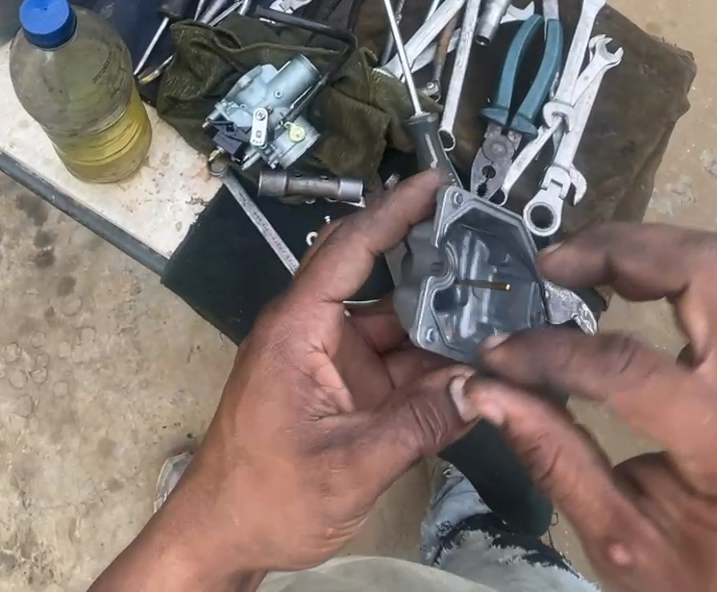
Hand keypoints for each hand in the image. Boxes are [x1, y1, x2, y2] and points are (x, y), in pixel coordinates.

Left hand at [92, 172, 476, 589]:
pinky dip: (430, 357)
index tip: (432, 182)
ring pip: (390, 317)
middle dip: (416, 243)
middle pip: (368, 269)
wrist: (222, 534)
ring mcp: (330, 357)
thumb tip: (482, 389)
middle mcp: (313, 328)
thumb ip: (418, 427)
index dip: (392, 211)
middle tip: (473, 224)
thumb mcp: (347, 467)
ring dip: (435, 311)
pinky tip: (471, 355)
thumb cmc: (265, 495)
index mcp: (298, 327)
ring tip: (493, 295)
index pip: (349, 250)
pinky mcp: (343, 385)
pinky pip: (392, 358)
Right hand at [461, 223, 716, 591]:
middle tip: (551, 268)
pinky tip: (617, 292)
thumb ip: (553, 458)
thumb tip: (481, 389)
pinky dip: (663, 271)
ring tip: (578, 268)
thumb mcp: (624, 549)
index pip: (635, 369)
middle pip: (709, 269)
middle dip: (618, 250)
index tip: (498, 355)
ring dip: (643, 248)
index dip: (553, 353)